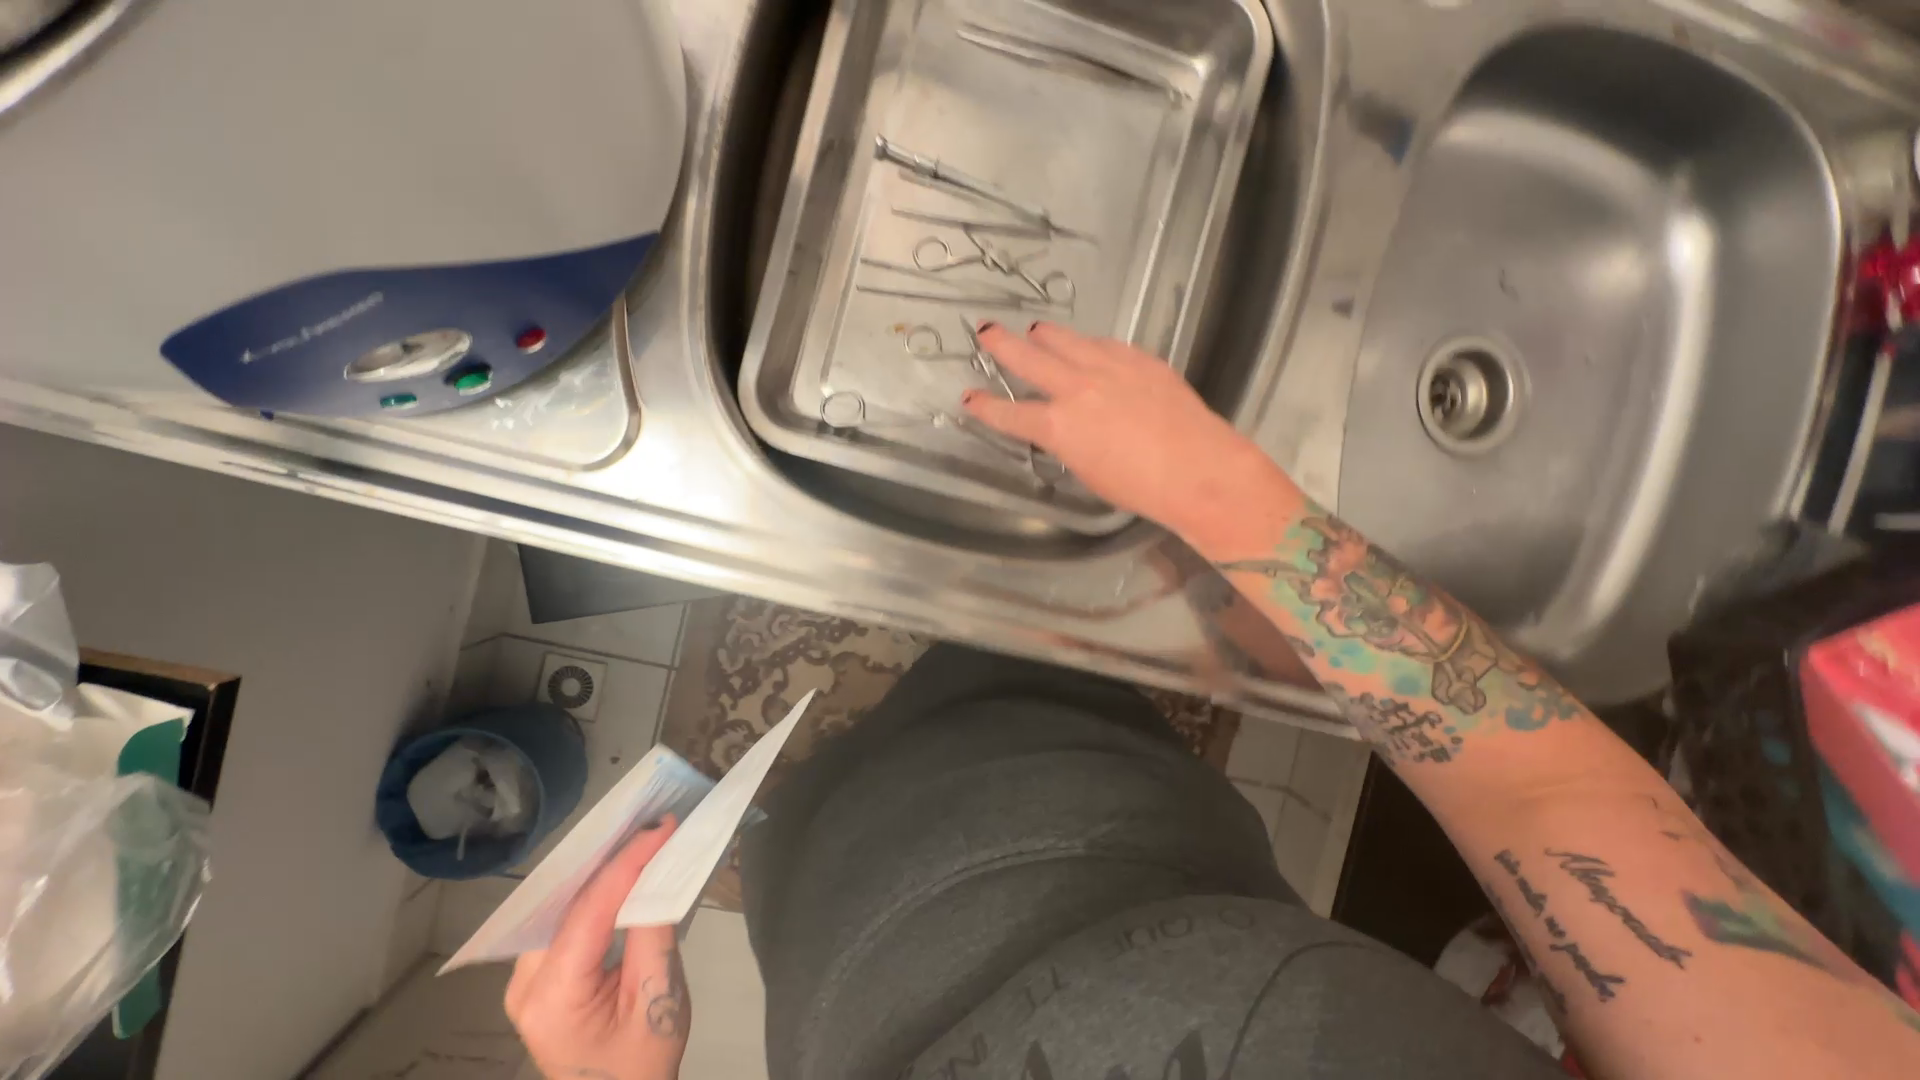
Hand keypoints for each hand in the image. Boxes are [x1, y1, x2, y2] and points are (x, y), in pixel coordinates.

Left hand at [506, 818, 688, 1079]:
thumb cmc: (643, 1061)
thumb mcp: (659, 998)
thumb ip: (653, 930)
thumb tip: (657, 869)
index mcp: (552, 996)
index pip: (590, 909)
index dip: (628, 861)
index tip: (663, 825)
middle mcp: (524, 982)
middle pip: (565, 902)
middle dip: (608, 856)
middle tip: (649, 821)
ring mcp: (524, 979)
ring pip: (560, 906)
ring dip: (600, 869)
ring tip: (638, 835)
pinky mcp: (536, 975)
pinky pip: (562, 919)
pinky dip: (593, 891)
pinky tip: (619, 869)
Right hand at [962, 323, 1299, 555]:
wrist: (1198, 468)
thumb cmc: (1141, 487)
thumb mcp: (1088, 472)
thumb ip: (1069, 443)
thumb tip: (1065, 429)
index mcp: (1058, 426)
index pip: (1010, 414)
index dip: (985, 407)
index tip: (969, 398)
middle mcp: (1076, 388)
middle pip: (1028, 358)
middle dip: (1002, 345)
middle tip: (985, 331)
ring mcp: (1109, 368)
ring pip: (1066, 340)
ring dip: (1045, 335)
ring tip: (1034, 331)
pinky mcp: (1139, 359)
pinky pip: (1104, 344)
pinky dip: (1088, 345)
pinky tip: (1088, 346)